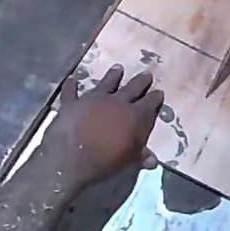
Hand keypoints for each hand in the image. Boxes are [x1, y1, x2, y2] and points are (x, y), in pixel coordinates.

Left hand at [37, 65, 163, 192]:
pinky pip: (71, 91)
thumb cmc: (104, 162)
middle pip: (132, 87)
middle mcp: (116, 102)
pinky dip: (72, 86)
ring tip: (118, 68)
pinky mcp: (72, 103)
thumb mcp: (128, 162)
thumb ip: (141, 156)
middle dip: (141, 81)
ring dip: (112, 76)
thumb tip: (153, 159)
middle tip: (147, 74)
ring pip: (106, 83)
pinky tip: (72, 80)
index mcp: (133, 116)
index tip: (159, 92)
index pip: (150, 103)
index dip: (155, 97)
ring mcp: (92, 100)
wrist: (70, 159)